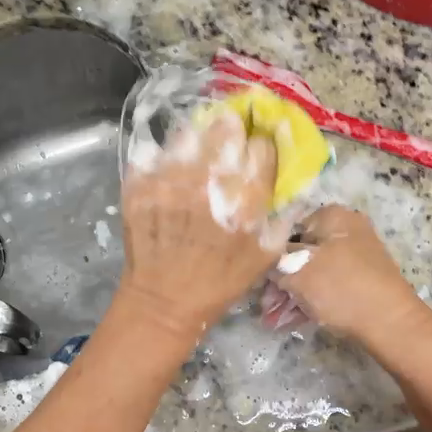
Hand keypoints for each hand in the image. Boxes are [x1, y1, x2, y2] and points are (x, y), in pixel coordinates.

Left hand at [117, 109, 280, 341]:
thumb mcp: (265, 256)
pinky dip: (164, 157)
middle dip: (230, 132)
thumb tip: (290, 186)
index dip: (260, 147)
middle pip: (227, 128)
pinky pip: (156, 151)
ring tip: (196, 154)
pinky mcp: (141, 183)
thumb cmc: (218, 284)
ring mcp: (171, 178)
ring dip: (197, 138)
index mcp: (246, 198)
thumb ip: (281, 216)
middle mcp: (209, 180)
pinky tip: (169, 172)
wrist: (163, 303)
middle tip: (227, 142)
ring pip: (190, 132)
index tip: (255, 153)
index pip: (262, 146)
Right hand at [262, 205, 431, 345]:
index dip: (269, 255)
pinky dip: (309, 300)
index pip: (288, 229)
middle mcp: (345, 230)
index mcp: (332, 217)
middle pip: (300, 253)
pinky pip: (326, 286)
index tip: (257, 278)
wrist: (389, 323)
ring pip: (312, 273)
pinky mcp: (360, 281)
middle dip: (279, 282)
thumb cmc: (341, 289)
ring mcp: (355, 256)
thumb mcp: (297, 273)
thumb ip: (275, 262)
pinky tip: (291, 320)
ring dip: (290, 295)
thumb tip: (265, 260)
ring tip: (272, 320)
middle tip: (264, 305)